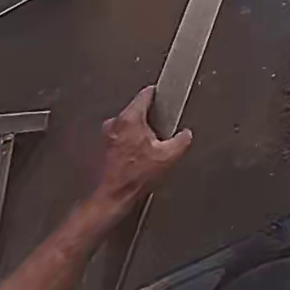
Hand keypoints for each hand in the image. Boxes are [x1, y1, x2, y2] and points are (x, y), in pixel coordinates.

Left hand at [89, 86, 191, 217]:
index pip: (145, 94)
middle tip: (159, 133)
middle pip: (137, 110)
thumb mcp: (168, 157)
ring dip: (138, 132)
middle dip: (150, 119)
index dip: (157, 94)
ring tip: (148, 148)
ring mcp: (107, 135)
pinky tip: (137, 157)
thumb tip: (186, 135)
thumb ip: (182, 140)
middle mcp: (115, 123)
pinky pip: (121, 136)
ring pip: (129, 124)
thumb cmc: (134, 177)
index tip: (162, 95)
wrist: (113, 196)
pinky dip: (129, 142)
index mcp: (130, 119)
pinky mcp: (103, 146)